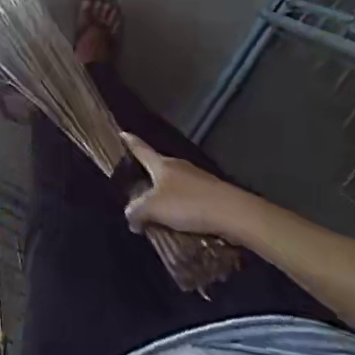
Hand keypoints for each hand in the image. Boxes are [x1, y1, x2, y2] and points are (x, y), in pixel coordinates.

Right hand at [121, 132, 249, 238]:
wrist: (231, 212)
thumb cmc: (188, 204)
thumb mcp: (154, 209)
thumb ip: (136, 211)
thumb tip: (130, 218)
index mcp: (162, 164)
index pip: (142, 149)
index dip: (131, 142)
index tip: (123, 133)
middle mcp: (178, 166)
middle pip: (158, 167)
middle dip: (147, 175)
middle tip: (136, 185)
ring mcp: (196, 178)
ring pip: (173, 183)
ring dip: (164, 194)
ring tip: (155, 211)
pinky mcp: (209, 193)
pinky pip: (187, 197)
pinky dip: (179, 206)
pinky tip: (177, 221)